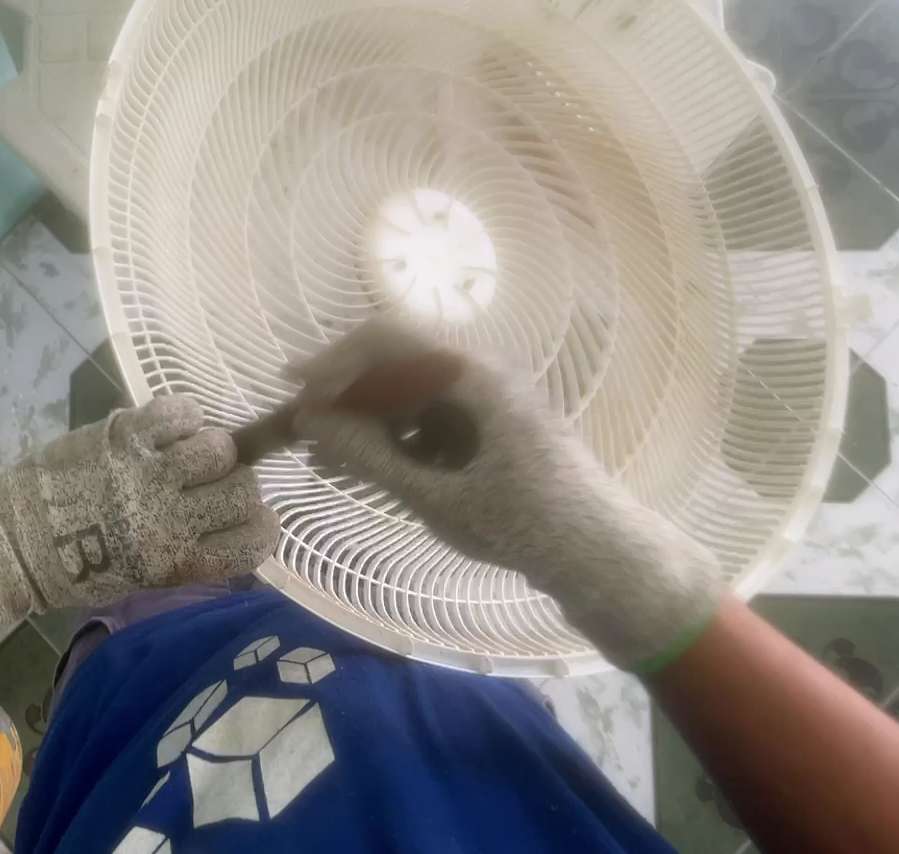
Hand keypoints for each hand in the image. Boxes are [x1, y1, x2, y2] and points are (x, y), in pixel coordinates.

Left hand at [0, 397, 277, 654]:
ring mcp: (148, 471)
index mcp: (176, 561)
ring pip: (220, 446)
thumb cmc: (81, 566)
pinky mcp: (125, 434)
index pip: (253, 540)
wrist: (15, 540)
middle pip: (244, 489)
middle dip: (238, 484)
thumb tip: (238, 519)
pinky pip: (181, 411)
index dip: (262, 525)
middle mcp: (170, 516)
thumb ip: (194, 550)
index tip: (254, 517)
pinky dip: (184, 416)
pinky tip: (171, 429)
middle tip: (216, 482)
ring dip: (212, 448)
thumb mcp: (145, 575)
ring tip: (189, 452)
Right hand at [289, 318, 721, 671]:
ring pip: (406, 390)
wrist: (604, 560)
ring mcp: (486, 393)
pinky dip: (393, 437)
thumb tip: (307, 420)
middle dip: (344, 395)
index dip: (333, 361)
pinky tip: (368, 471)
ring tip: (327, 462)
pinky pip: (427, 414)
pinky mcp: (488, 420)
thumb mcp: (434, 495)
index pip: (386, 339)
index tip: (294, 391)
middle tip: (305, 429)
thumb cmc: (524, 526)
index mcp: (473, 373)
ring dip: (365, 419)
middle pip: (393, 361)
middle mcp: (480, 368)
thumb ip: (367, 454)